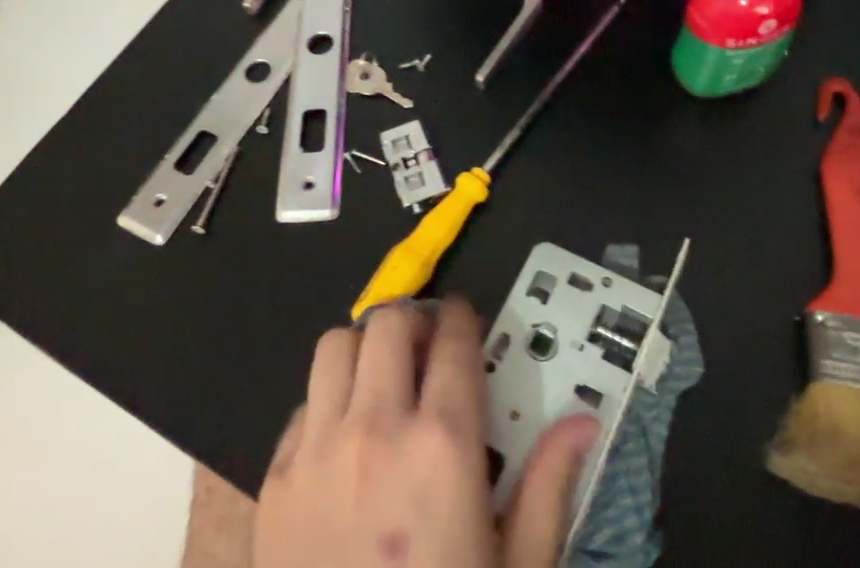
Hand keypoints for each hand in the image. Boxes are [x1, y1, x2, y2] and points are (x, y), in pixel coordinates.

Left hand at [254, 299, 601, 567]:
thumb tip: (583, 423)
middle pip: (388, 326)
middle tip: (426, 344)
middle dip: (412, 321)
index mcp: (444, 445)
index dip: (462, 318)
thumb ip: (549, 485)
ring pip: (335, 348)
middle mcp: (376, 428)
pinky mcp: (276, 478)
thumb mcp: (518, 566)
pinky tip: (343, 434)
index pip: (453, 344)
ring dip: (363, 347)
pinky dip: (327, 399)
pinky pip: (301, 405)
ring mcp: (317, 448)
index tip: (464, 317)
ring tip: (382, 373)